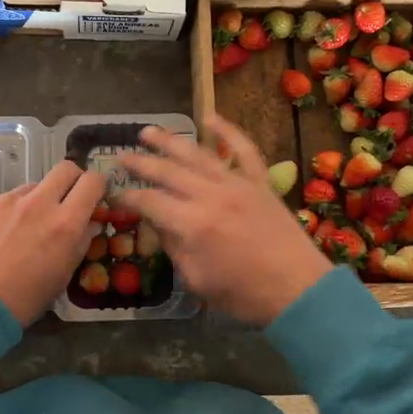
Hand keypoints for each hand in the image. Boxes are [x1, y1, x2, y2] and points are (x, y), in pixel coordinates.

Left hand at [0, 159, 105, 325]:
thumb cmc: (23, 299)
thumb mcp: (61, 277)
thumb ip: (80, 244)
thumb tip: (90, 224)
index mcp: (65, 222)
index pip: (92, 182)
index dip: (97, 185)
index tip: (94, 196)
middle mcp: (38, 202)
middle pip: (65, 169)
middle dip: (71, 180)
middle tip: (65, 201)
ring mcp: (5, 200)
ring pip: (30, 188)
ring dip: (34, 202)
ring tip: (21, 232)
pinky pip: (0, 202)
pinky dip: (4, 215)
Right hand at [118, 114, 332, 324]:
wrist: (298, 289)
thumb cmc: (244, 295)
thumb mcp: (197, 280)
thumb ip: (174, 247)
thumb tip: (159, 224)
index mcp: (192, 224)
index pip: (149, 202)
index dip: (128, 197)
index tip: (114, 196)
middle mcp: (211, 196)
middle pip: (168, 172)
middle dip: (140, 163)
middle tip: (120, 156)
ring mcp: (237, 184)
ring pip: (198, 155)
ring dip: (171, 141)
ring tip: (149, 131)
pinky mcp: (260, 182)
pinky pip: (243, 150)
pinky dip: (227, 132)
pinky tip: (210, 117)